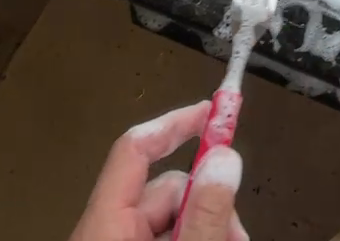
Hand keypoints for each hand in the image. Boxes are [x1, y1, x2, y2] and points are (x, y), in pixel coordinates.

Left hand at [69, 102, 249, 240]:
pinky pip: (166, 235)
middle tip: (236, 230)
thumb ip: (202, 214)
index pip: (134, 148)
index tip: (215, 110)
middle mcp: (106, 232)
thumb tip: (225, 156)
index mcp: (103, 226)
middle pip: (165, 188)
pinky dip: (193, 235)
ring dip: (206, 221)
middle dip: (208, 198)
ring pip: (172, 215)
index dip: (175, 122)